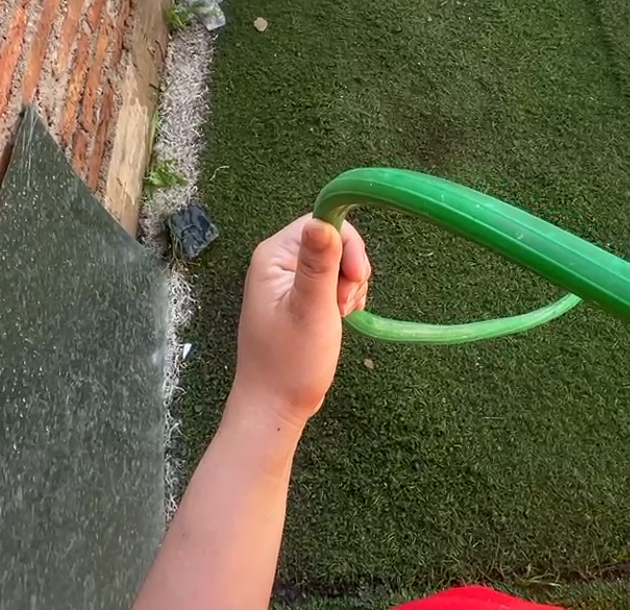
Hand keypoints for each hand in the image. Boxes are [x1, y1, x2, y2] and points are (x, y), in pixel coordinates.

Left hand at [230, 216, 370, 425]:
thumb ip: (318, 264)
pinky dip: (344, 297)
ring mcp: (288, 279)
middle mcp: (277, 261)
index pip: (322, 221)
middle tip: (341, 306)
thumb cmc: (291, 362)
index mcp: (273, 256)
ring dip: (349, 286)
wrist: (275, 407)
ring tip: (338, 316)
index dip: (347, 245)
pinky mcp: (299, 296)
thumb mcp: (311, 310)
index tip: (355, 280)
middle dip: (349, 270)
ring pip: (337, 261)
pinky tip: (339, 318)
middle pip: (333, 240)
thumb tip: (322, 221)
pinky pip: (333, 280)